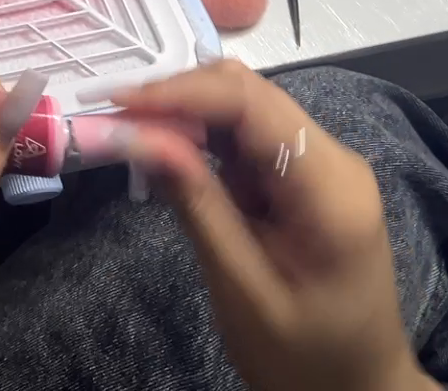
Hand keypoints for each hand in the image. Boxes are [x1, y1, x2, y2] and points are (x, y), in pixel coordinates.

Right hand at [113, 61, 439, 390]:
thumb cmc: (304, 356)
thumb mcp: (241, 286)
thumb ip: (194, 202)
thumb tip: (136, 134)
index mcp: (331, 189)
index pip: (251, 105)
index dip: (180, 92)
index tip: (119, 103)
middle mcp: (331, 158)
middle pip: (245, 91)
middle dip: (175, 94)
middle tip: (115, 116)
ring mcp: (316, 160)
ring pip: (238, 101)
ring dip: (180, 107)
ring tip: (129, 126)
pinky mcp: (296, 169)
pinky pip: (238, 128)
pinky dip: (194, 128)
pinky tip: (163, 142)